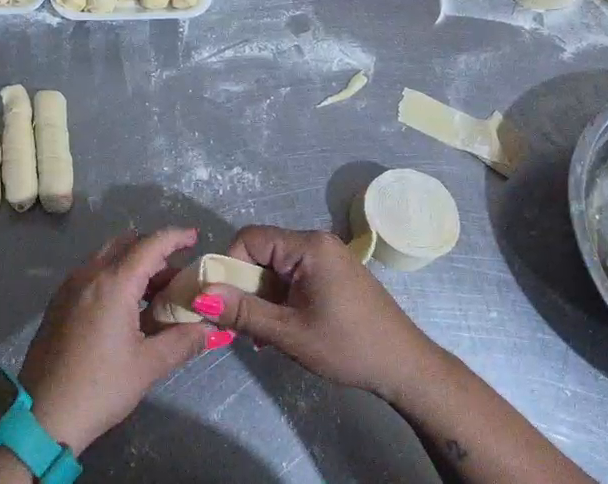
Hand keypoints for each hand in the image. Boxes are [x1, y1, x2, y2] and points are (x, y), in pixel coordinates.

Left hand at [18, 227, 220, 450]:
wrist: (44, 414)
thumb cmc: (100, 387)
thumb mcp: (148, 365)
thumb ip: (183, 341)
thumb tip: (210, 328)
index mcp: (113, 283)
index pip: (150, 245)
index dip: (175, 237)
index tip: (195, 237)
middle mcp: (89, 274)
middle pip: (126, 244)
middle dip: (154, 251)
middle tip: (177, 274)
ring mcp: (70, 286)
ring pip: (107, 257)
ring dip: (133, 264)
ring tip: (157, 293)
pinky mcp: (60, 301)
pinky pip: (92, 273)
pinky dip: (115, 276)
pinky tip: (127, 306)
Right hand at [196, 225, 437, 399]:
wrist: (407, 369)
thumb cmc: (348, 347)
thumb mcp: (289, 333)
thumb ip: (243, 312)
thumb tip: (200, 295)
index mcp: (309, 246)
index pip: (250, 238)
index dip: (230, 266)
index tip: (226, 302)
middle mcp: (317, 242)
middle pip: (262, 252)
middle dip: (247, 287)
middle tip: (244, 325)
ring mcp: (328, 258)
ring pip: (276, 267)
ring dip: (263, 297)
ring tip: (264, 334)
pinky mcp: (334, 275)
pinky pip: (294, 276)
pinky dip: (281, 299)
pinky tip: (284, 329)